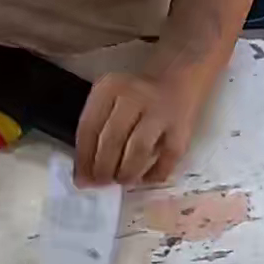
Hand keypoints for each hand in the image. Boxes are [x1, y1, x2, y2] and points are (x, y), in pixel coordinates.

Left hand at [74, 71, 202, 186]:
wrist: (178, 81)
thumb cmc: (136, 98)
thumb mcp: (110, 102)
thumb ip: (96, 134)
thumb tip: (84, 177)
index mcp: (109, 88)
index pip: (89, 127)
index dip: (83, 157)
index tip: (82, 179)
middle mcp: (134, 96)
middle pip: (113, 139)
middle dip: (104, 168)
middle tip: (102, 183)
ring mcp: (161, 113)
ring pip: (138, 149)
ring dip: (127, 172)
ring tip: (122, 181)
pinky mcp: (182, 130)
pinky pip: (167, 159)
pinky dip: (155, 174)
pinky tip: (145, 179)